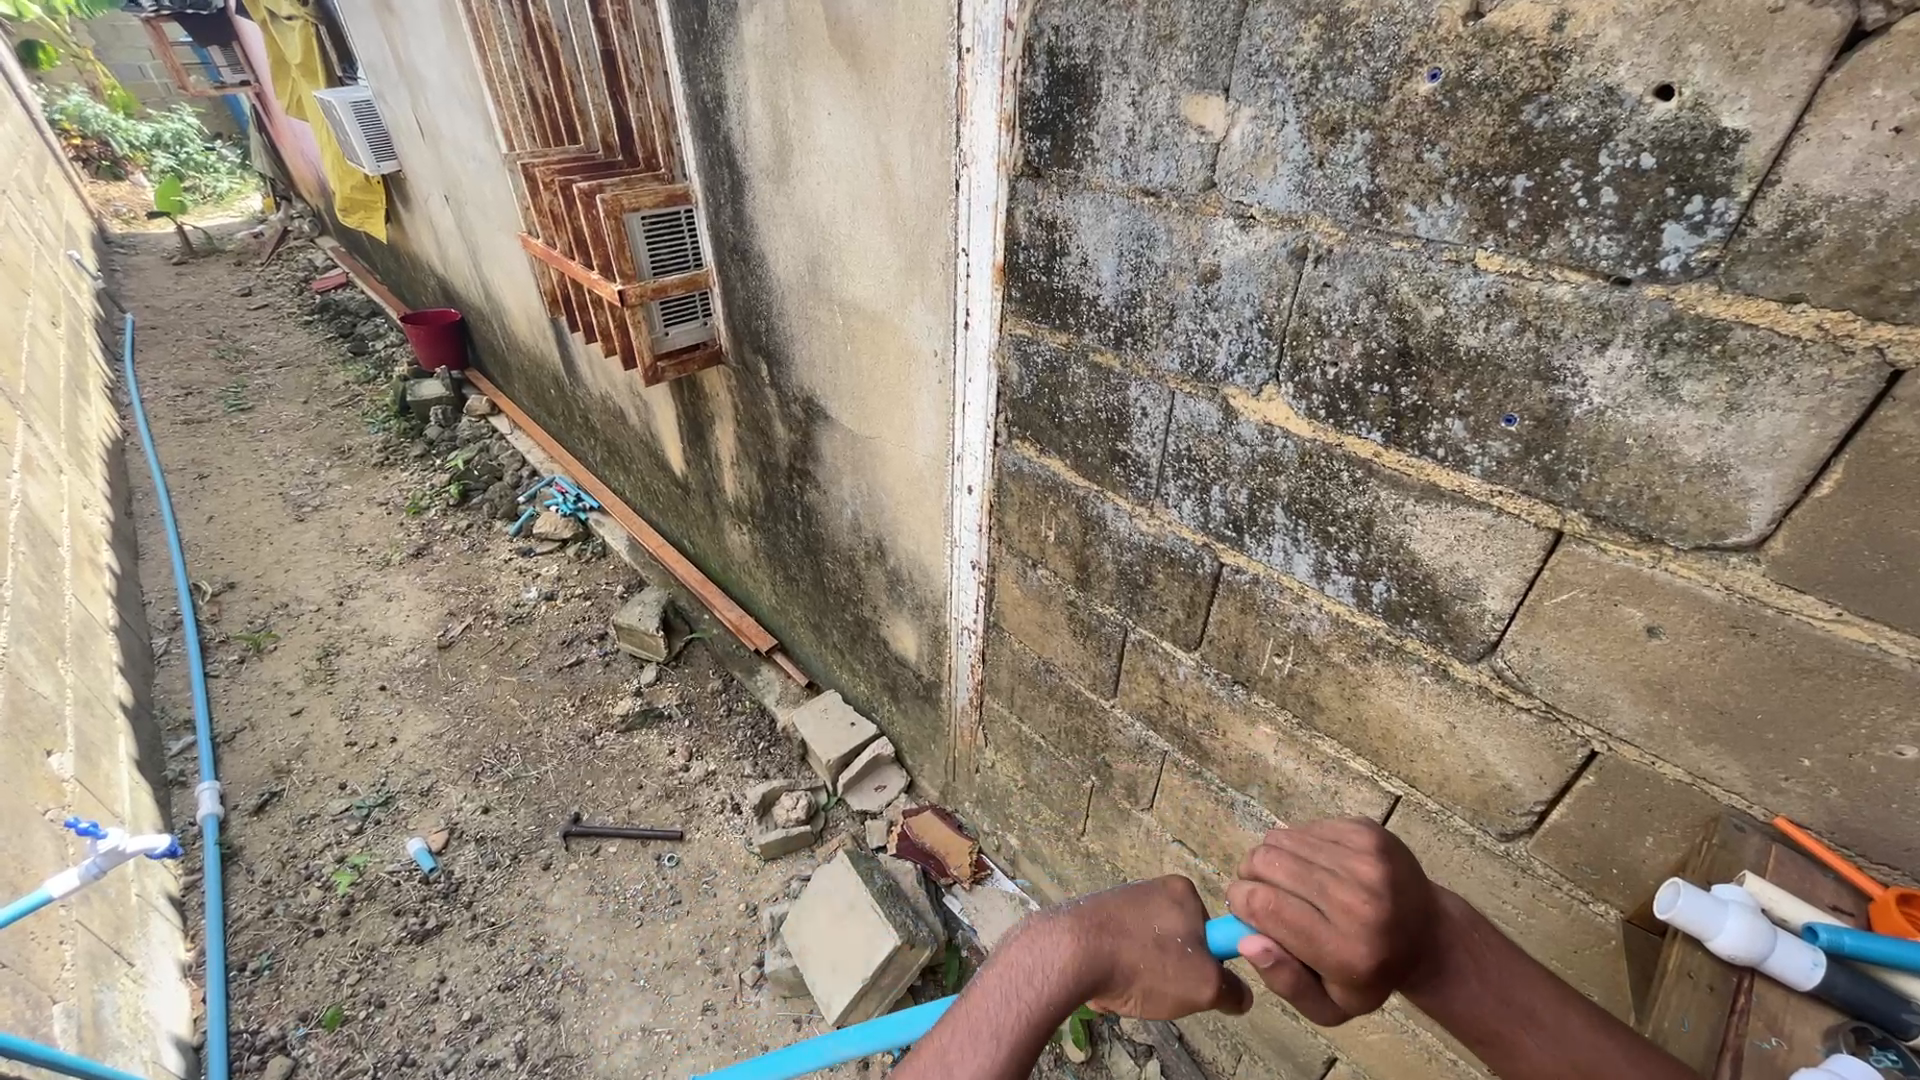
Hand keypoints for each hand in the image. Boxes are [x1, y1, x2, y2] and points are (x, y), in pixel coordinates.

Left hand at [1032, 876, 1252, 1020]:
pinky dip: (1118, 974)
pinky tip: (1108, 983)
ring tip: (1130, 988)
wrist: (1070, 954)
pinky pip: (1121, 955)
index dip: (1209, 965)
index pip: (1214, 934)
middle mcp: (1152, 889)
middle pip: (1180, 946)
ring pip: (1149, 955)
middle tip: (1161, 990)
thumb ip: (1232, 990)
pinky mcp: (1096, 918)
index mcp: (1182, 891)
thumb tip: (1237, 995)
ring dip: (1144, 979)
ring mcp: (1121, 902)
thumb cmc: (1143, 963)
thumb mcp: (1205, 985)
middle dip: (1173, 975)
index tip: (1193, 980)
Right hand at [1226, 818, 1437, 1024]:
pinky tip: (1319, 866)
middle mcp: (1360, 902)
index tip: (1245, 909)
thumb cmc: (1370, 973)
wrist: (1430, 937)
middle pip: (1264, 862)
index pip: (1262, 905)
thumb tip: (1246, 940)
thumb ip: (1283, 979)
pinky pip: (1302, 826)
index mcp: (1347, 951)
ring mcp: (1366, 860)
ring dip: (1274, 858)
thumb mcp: (1329, 1004)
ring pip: (1278, 839)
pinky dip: (1299, 845)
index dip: (1240, 902)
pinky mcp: (1367, 831)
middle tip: (1268, 894)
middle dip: (1252, 876)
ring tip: (1295, 881)